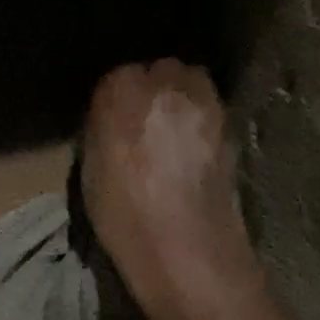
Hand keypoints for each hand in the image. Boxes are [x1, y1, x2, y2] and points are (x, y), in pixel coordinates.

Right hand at [81, 60, 265, 319]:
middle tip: (140, 124)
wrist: (186, 249)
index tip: (110, 125)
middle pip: (159, 70)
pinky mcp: (229, 124)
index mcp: (121, 92)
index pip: (114, 78)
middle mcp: (166, 85)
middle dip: (151, 89)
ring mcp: (204, 102)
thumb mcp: (90, 173)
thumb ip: (101, 132)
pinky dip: (198, 119)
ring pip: (189, 82)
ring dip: (179, 99)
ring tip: (168, 133)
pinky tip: (190, 150)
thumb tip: (110, 121)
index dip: (112, 102)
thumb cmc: (123, 216)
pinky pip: (208, 108)